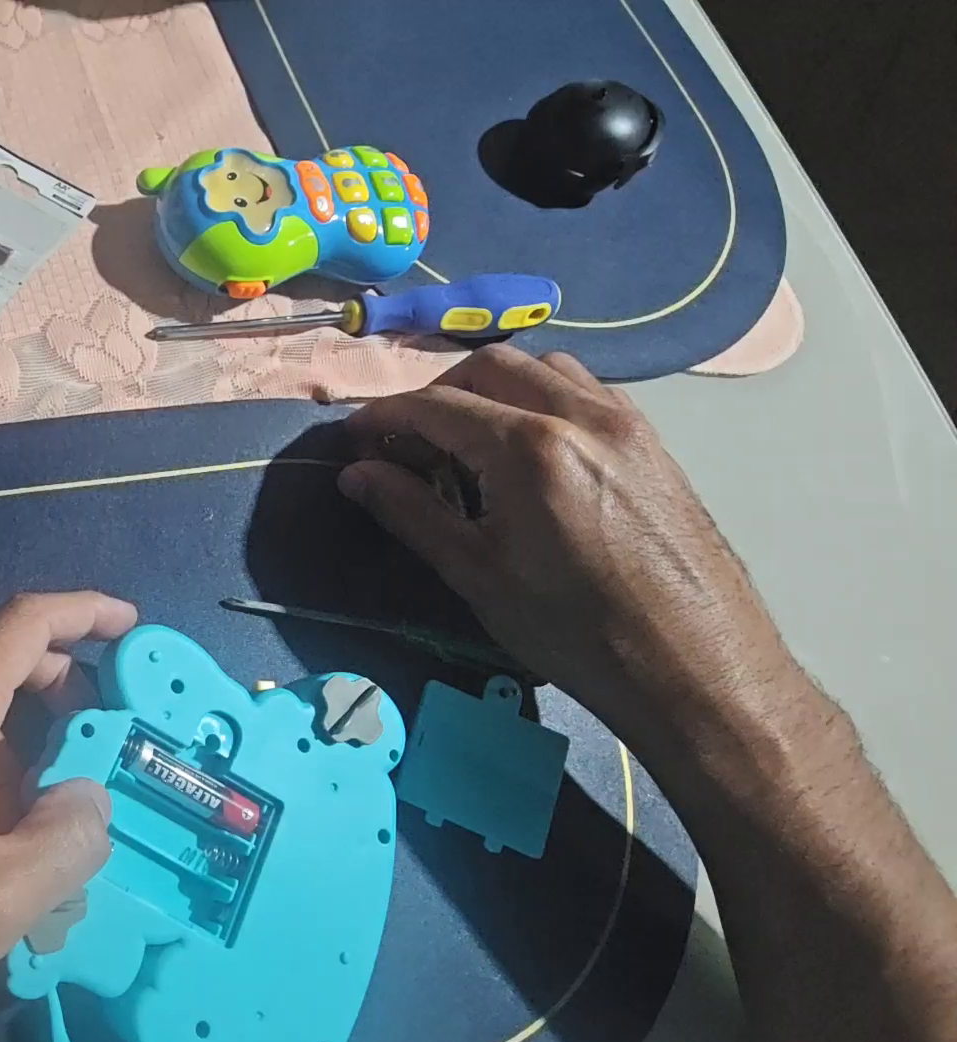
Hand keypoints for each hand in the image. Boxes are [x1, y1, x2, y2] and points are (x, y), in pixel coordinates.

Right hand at [337, 345, 806, 763]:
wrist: (696, 668)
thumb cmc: (571, 629)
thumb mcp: (473, 573)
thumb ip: (409, 511)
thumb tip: (355, 474)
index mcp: (529, 450)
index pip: (437, 407)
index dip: (384, 417)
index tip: (352, 437)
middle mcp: (582, 417)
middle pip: (490, 367)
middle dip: (434, 394)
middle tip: (404, 441)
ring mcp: (627, 425)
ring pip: (543, 369)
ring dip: (489, 390)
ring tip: (462, 442)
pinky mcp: (652, 444)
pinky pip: (584, 391)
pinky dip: (537, 399)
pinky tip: (521, 451)